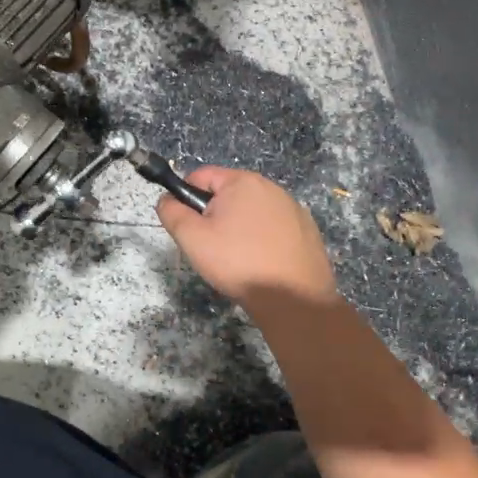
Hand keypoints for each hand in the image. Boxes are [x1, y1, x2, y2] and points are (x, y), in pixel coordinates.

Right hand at [157, 166, 337, 308]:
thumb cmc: (237, 262)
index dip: (188, 198)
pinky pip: (273, 227)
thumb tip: (168, 200)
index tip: (192, 226)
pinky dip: (262, 238)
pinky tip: (262, 262)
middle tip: (212, 244)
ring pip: (250, 211)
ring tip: (238, 256)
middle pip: (227, 193)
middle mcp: (272, 188)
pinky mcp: (309, 232)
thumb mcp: (189, 237)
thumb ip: (170, 211)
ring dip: (239, 226)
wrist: (294, 302)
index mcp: (242, 182)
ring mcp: (295, 210)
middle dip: (214, 214)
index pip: (201, 176)